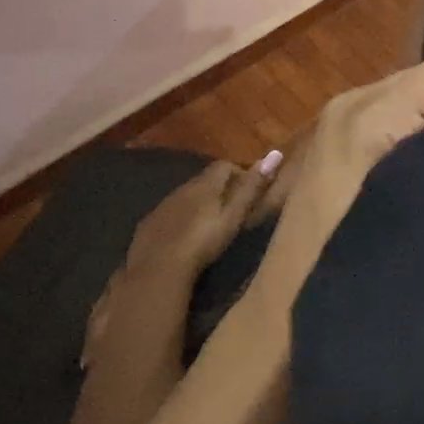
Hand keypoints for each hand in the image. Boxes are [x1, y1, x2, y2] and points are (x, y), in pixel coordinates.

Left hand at [126, 156, 283, 274]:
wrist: (157, 271)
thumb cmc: (203, 241)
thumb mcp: (234, 215)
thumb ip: (252, 187)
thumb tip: (275, 153)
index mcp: (204, 185)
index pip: (224, 165)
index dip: (239, 173)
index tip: (249, 191)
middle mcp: (181, 189)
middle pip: (204, 180)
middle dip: (219, 189)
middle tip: (232, 209)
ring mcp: (161, 207)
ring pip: (185, 196)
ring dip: (198, 203)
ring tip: (209, 224)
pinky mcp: (147, 225)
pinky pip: (168, 213)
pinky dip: (180, 218)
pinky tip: (184, 237)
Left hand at [255, 56, 423, 292]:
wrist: (290, 297)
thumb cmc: (360, 252)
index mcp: (369, 113)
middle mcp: (351, 98)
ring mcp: (338, 110)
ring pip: (411, 89)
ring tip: (421, 173)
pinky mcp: (334, 124)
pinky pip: (391, 105)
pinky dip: (408, 126)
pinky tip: (399, 169)